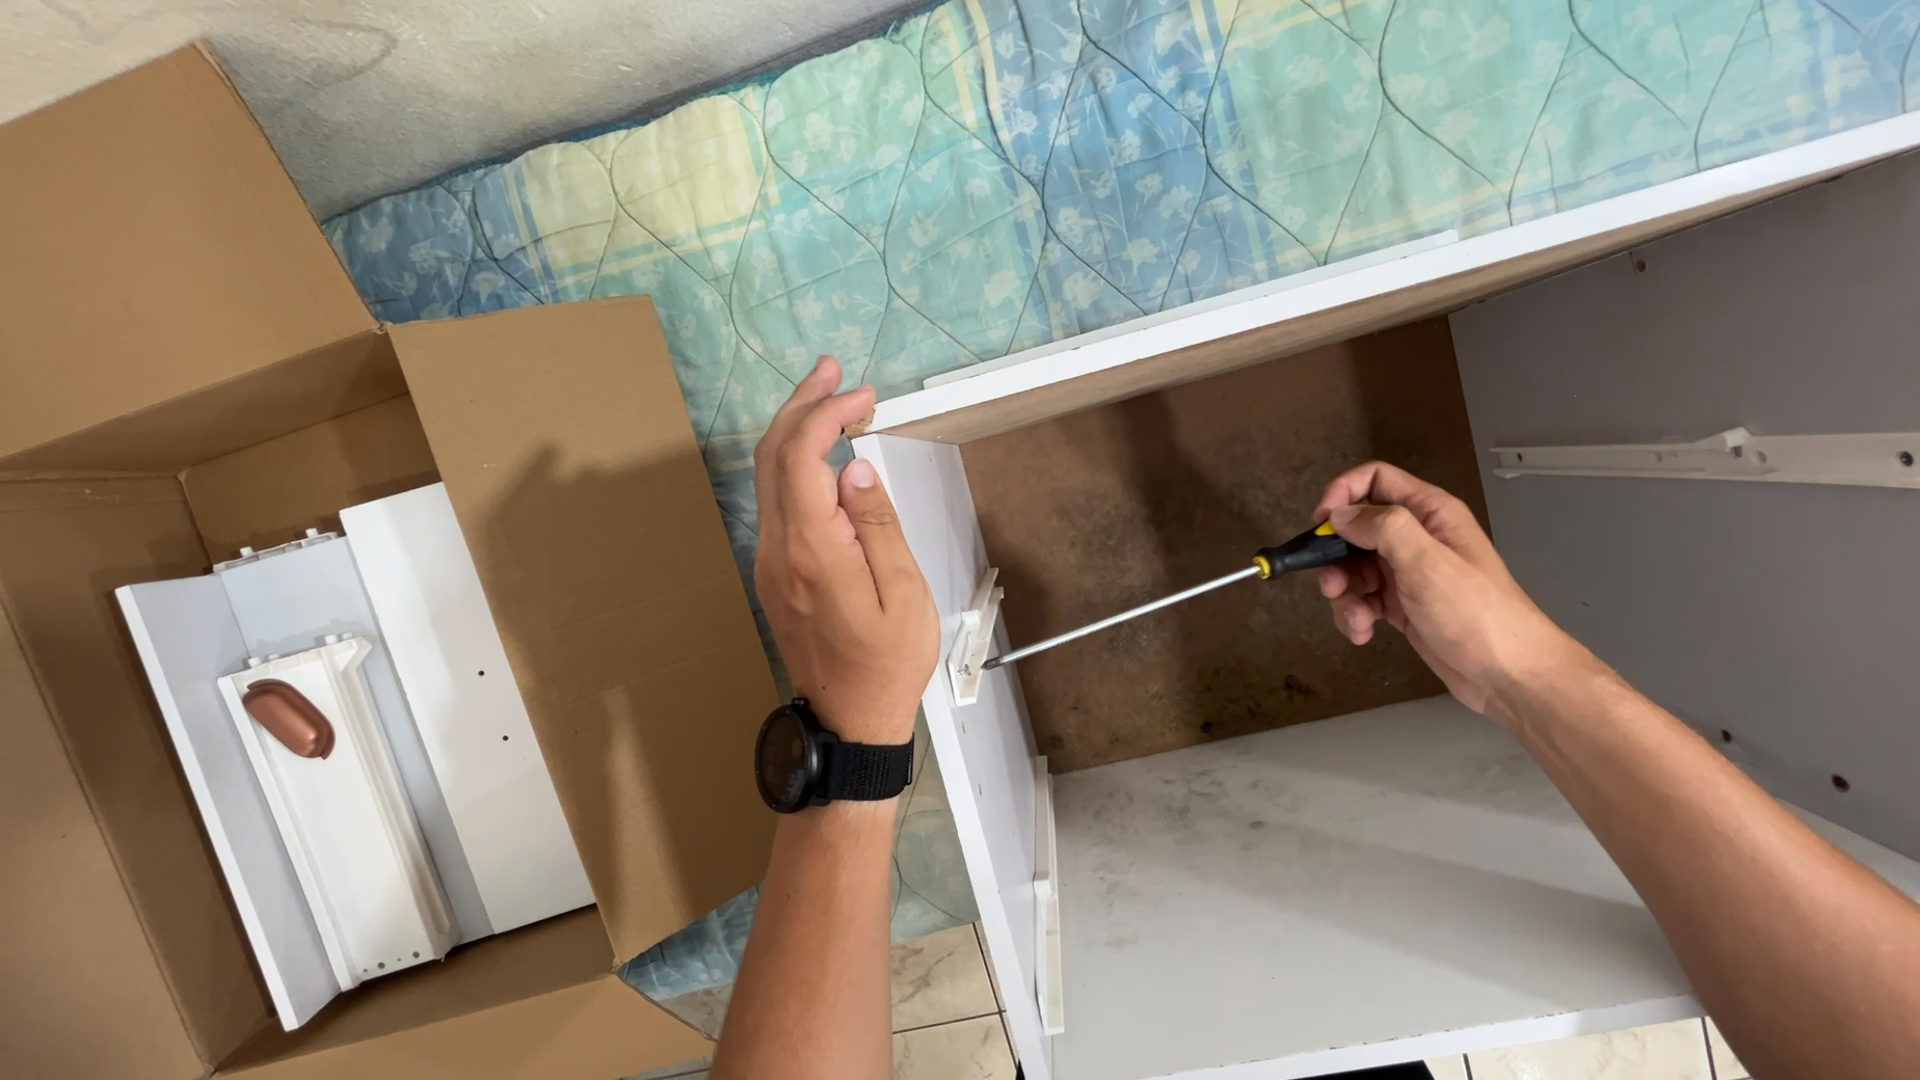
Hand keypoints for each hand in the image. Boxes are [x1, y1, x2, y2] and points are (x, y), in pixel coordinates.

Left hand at [753, 356, 938, 745]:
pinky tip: (820, 455)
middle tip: (832, 370)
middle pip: (772, 456)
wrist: (849, 719)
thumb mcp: (903, 594)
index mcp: (812, 551)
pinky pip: (774, 501)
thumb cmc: (888, 662)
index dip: (827, 414)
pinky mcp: (774, 572)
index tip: (861, 395)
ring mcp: (770, 561)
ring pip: (767, 477)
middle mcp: (779, 549)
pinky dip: (793, 463)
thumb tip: (854, 469)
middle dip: (800, 404)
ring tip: (828, 397)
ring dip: (793, 430)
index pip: (802, 458)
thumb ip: (877, 526)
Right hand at [1313, 462, 1586, 714]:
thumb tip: (1340, 515)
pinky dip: (1354, 614)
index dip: (1343, 493)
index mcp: (1429, 514)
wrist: (1507, 675)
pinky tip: (1363, 632)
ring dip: (1343, 594)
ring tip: (1355, 618)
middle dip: (1335, 557)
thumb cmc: (1474, 612)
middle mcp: (1416, 537)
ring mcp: (1407, 572)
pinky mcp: (1400, 604)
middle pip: (1355, 529)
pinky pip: (1361, 598)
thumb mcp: (1427, 562)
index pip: (1376, 480)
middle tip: (1330, 585)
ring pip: (1352, 568)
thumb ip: (1383, 528)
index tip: (1321, 523)